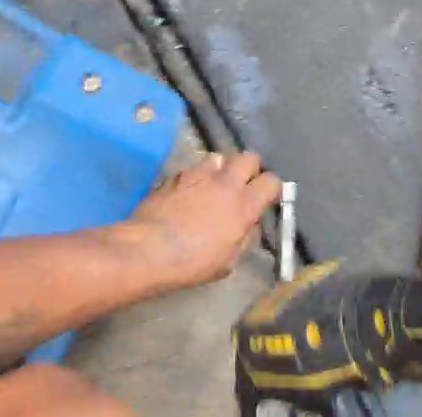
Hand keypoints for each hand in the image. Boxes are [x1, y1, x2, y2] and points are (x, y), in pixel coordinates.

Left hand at [126, 151, 282, 289]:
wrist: (148, 249)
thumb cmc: (191, 263)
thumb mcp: (227, 262)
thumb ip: (244, 237)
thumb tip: (248, 225)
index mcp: (243, 205)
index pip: (271, 181)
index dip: (273, 188)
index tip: (268, 197)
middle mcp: (225, 182)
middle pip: (249, 157)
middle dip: (250, 168)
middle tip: (244, 184)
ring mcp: (199, 173)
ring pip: (220, 157)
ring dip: (222, 169)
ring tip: (215, 185)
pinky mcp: (177, 174)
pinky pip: (193, 168)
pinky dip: (197, 178)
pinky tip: (188, 194)